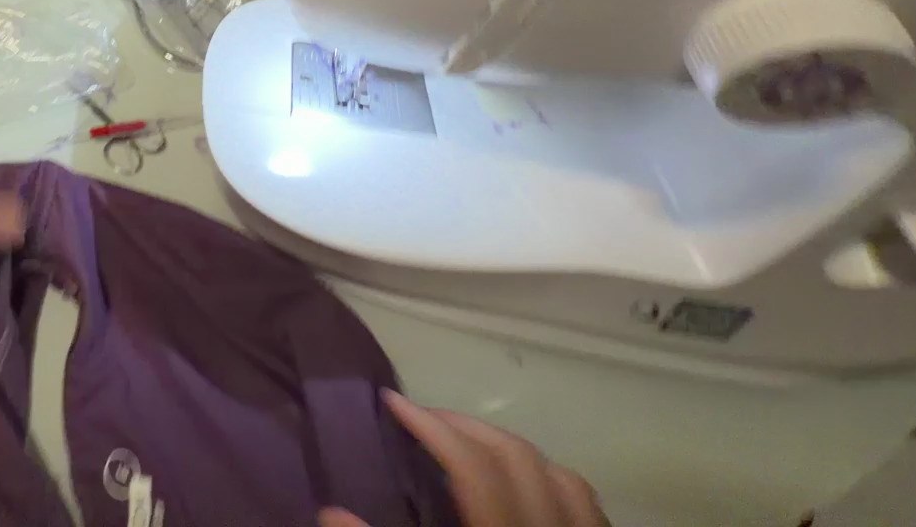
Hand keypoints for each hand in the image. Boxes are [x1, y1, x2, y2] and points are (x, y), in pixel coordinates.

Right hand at [318, 390, 606, 526]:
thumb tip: (329, 511)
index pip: (473, 467)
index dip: (431, 425)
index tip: (390, 403)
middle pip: (516, 457)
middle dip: (462, 425)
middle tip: (419, 419)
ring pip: (560, 476)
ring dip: (507, 447)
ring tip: (464, 445)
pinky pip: (585, 506)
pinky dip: (548, 479)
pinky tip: (518, 488)